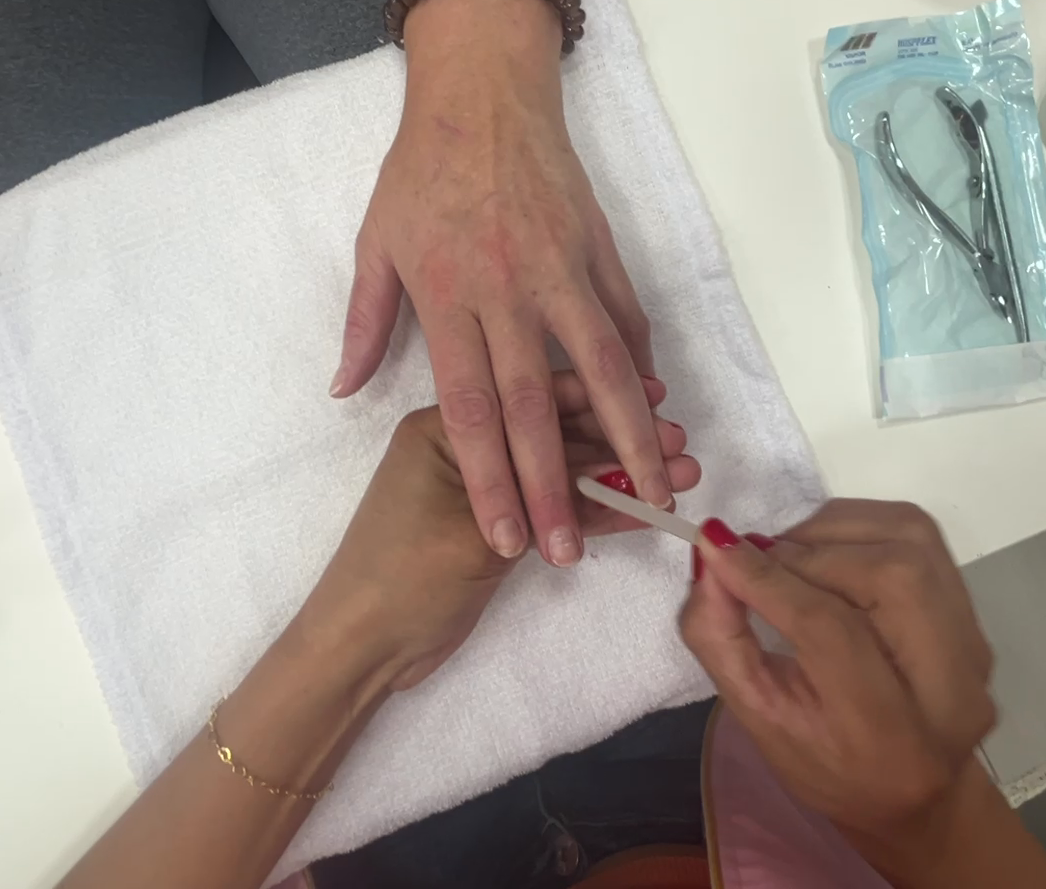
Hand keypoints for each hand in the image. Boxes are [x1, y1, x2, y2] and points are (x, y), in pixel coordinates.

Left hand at [301, 372, 697, 691]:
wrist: (362, 647)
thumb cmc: (403, 573)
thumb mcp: (478, 530)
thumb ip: (548, 499)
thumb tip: (622, 471)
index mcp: (445, 426)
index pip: (528, 397)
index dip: (594, 398)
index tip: (651, 397)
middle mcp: (468, 447)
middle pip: (554, 434)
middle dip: (618, 438)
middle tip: (680, 441)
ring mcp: (486, 491)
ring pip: (561, 476)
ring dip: (617, 478)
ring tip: (682, 476)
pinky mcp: (499, 529)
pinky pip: (553, 513)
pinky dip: (597, 514)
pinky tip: (645, 511)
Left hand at [333, 0, 666, 570]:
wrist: (481, 92)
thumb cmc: (420, 173)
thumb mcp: (374, 242)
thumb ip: (363, 322)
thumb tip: (344, 391)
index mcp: (448, 299)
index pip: (471, 409)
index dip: (490, 479)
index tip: (507, 537)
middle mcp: (507, 294)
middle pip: (533, 405)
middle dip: (554, 484)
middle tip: (569, 550)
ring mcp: (561, 270)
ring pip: (602, 366)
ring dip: (628, 434)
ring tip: (651, 490)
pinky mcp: (598, 248)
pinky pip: (624, 314)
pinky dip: (640, 363)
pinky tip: (653, 407)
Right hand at [678, 501, 995, 866]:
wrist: (914, 791)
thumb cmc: (820, 758)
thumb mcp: (751, 712)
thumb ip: (718, 636)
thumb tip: (710, 555)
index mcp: (887, 733)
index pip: (830, 629)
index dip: (764, 578)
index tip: (712, 546)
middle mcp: (950, 686)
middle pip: (891, 575)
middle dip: (807, 552)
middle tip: (758, 560)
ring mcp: (972, 643)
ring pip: (910, 541)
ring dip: (832, 531)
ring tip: (791, 555)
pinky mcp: (973, 612)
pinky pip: (918, 534)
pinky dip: (858, 526)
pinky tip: (826, 552)